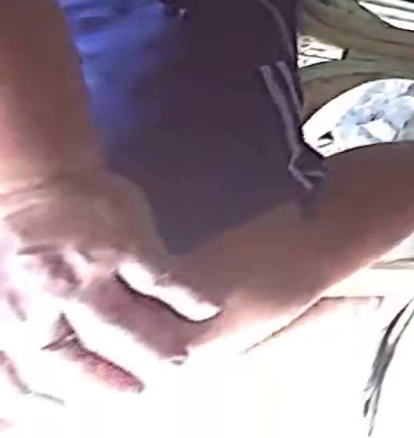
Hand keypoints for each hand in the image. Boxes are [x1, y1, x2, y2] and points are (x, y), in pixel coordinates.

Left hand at [0, 172, 217, 425]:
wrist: (31, 185)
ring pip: (121, 326)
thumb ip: (9, 320)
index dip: (40, 402)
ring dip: (153, 347)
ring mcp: (84, 279)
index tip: (69, 413)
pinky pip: (161, 279)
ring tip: (181, 359)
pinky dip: (186, 296)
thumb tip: (35, 350)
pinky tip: (209, 307)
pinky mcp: (125, 250)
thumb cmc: (7, 238)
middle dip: (103, 382)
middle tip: (137, 394)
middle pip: (70, 360)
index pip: (17, 378)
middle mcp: (33, 311)